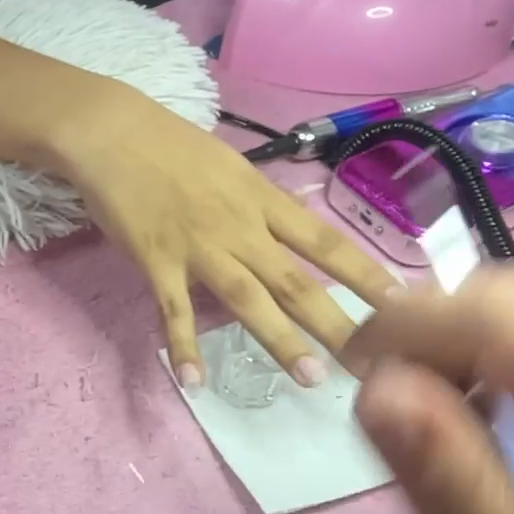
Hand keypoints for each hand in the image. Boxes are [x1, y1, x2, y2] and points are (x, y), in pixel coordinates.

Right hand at [66, 99, 397, 388]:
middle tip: (371, 364)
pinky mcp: (156, 262)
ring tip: (311, 377)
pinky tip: (194, 380)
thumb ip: (258, 202)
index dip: (364, 273)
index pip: (324, 241)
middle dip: (337, 323)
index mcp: (261, 200)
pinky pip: (173, 310)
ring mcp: (198, 247)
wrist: (112, 133)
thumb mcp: (230, 166)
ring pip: (247, 298)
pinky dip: (183, 345)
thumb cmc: (168, 145)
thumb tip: (289, 227)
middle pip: (296, 280)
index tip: (401, 304)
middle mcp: (240, 228)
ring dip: (280, 339)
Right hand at [343, 271, 513, 513]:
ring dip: (444, 340)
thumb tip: (379, 385)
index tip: (353, 376)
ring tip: (439, 414)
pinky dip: (471, 342)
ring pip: (504, 292)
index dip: (407, 328)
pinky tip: (476, 402)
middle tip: (395, 411)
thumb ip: (445, 479)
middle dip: (422, 335)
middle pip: (500, 292)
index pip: (500, 313)